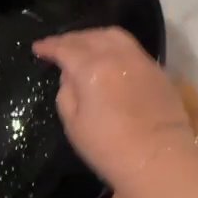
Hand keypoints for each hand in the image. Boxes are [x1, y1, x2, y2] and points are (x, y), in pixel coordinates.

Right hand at [32, 28, 197, 185]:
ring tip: (82, 46)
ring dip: (94, 37)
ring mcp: (141, 61)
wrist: (160, 160)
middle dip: (71, 39)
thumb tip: (71, 76)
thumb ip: (67, 93)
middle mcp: (118, 57)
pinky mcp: (157, 71)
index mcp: (93, 69)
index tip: (38, 48)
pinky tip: (107, 57)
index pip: (66, 49)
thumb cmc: (109, 148)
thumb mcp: (73, 125)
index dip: (50, 46)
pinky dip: (113, 46)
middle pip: (91, 37)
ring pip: (114, 36)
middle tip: (58, 46)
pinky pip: (130, 48)